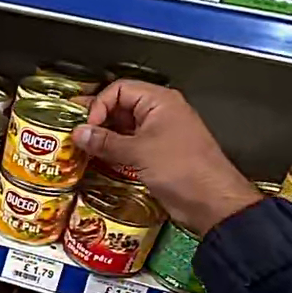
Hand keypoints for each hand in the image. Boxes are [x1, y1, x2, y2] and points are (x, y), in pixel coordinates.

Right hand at [71, 81, 261, 234]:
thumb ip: (105, 142)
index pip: (119, 90)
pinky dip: (116, 151)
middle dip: (99, 121)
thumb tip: (80, 133)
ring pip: (125, 128)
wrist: (212, 202)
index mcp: (160, 101)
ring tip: (86, 149)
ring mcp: (161, 134)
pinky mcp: (159, 154)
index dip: (99, 105)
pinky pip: (132, 146)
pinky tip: (102, 161)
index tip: (88, 127)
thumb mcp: (138, 152)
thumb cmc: (184, 170)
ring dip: (106, 138)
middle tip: (79, 135)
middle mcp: (161, 113)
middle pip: (121, 107)